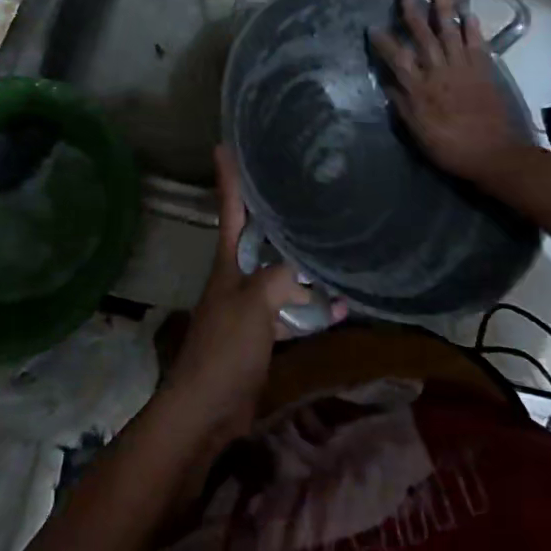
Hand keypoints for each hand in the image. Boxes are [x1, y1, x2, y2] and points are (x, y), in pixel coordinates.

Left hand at [161, 148, 342, 430]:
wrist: (208, 406)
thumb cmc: (225, 348)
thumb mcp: (254, 304)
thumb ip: (280, 278)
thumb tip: (306, 264)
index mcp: (229, 259)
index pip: (230, 208)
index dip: (229, 176)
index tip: (226, 144)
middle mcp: (239, 273)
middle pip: (261, 236)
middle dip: (279, 213)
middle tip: (306, 188)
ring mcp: (252, 303)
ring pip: (282, 273)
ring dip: (305, 264)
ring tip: (337, 243)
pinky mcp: (264, 332)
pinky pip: (292, 310)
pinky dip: (313, 307)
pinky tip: (342, 305)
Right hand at [369, 0, 528, 184]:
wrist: (494, 155)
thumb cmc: (450, 147)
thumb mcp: (417, 132)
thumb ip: (402, 105)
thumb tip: (388, 83)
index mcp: (420, 89)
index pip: (398, 59)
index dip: (384, 43)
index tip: (373, 28)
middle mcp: (440, 73)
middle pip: (424, 39)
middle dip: (413, 17)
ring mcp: (464, 70)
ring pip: (451, 36)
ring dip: (444, 14)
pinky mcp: (484, 72)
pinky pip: (477, 45)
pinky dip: (473, 30)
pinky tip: (469, 16)